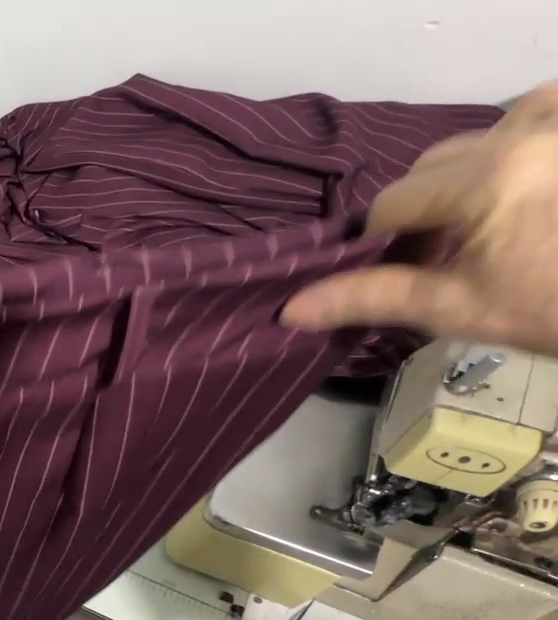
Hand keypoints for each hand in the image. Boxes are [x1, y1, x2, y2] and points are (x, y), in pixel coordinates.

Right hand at [282, 83, 557, 355]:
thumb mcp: (463, 308)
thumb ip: (373, 297)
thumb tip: (290, 309)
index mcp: (486, 177)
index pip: (392, 202)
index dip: (380, 241)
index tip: (395, 274)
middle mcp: (531, 133)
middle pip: (438, 163)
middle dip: (427, 204)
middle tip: (444, 252)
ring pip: (497, 127)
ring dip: (479, 164)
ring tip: (491, 211)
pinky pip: (551, 108)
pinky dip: (533, 130)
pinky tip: (534, 169)